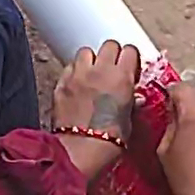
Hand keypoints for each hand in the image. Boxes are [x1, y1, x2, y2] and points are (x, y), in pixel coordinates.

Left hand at [52, 40, 140, 180]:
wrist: (81, 149)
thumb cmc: (110, 140)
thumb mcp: (129, 120)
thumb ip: (131, 103)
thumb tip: (134, 97)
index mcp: (122, 77)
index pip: (130, 51)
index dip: (130, 58)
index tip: (129, 68)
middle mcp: (100, 71)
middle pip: (108, 45)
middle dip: (111, 54)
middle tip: (111, 69)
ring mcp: (78, 75)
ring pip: (85, 52)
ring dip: (90, 60)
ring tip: (92, 75)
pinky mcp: (61, 84)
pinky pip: (69, 68)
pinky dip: (74, 72)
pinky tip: (77, 85)